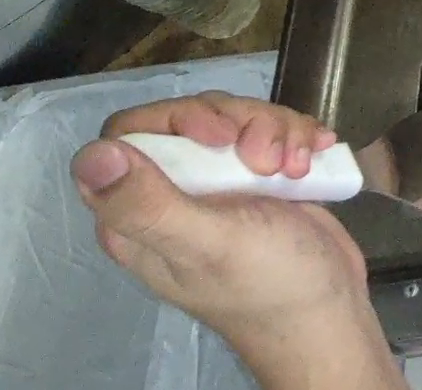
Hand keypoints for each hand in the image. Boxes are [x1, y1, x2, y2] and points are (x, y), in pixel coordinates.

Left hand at [72, 92, 404, 389]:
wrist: (328, 305)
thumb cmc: (264, 282)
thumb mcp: (206, 244)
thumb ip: (148, 204)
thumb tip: (93, 154)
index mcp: (142, 213)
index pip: (133, 135)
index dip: (177, 121)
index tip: (221, 138)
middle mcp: (179, 191)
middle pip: (197, 116)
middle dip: (246, 123)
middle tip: (268, 160)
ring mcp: (227, 182)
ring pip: (245, 118)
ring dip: (282, 131)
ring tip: (299, 168)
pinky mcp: (269, 176)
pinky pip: (282, 129)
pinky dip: (304, 136)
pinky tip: (318, 155)